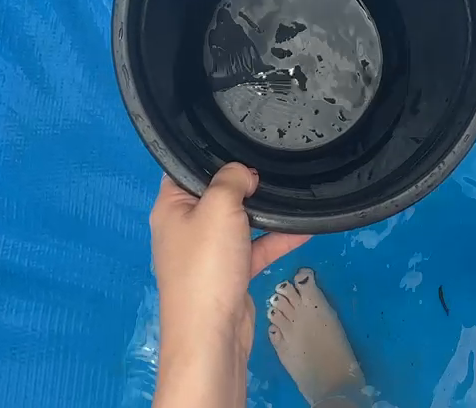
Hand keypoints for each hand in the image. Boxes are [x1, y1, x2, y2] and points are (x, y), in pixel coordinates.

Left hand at [151, 164, 308, 407]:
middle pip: (217, 192)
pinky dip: (276, 238)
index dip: (212, 152)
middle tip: (271, 164)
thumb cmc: (206, 263)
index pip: (187, 167)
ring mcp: (208, 252)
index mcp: (171, 206)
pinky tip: (304, 227)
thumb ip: (232, 178)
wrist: (212, 337)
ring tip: (290, 189)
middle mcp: (186, 226)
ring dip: (263, 210)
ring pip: (238, 221)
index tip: (241, 138)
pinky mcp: (229, 273)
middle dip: (244, 181)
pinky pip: (255, 247)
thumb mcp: (219, 205)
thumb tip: (244, 175)